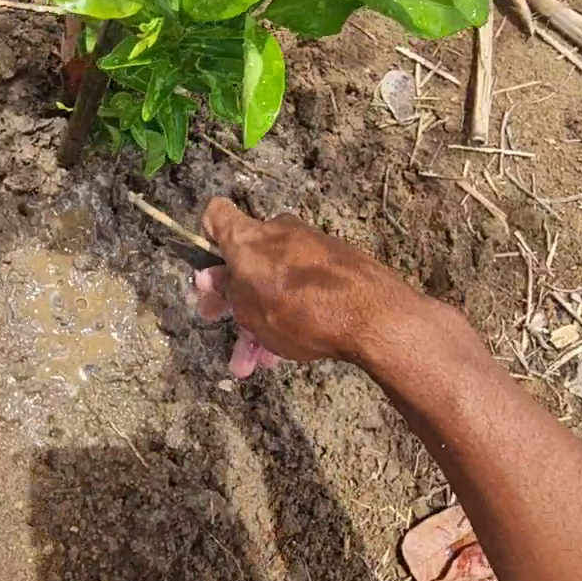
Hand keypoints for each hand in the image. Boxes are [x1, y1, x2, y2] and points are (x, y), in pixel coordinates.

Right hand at [192, 197, 420, 376]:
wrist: (375, 317)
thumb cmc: (299, 311)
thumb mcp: (249, 311)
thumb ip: (227, 294)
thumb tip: (208, 280)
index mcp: (248, 238)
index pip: (216, 215)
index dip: (206, 236)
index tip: (208, 268)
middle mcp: (278, 234)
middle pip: (245, 261)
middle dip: (232, 300)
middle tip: (221, 324)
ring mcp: (311, 249)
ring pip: (273, 284)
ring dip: (259, 323)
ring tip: (254, 364)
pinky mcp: (337, 267)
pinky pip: (300, 291)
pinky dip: (289, 318)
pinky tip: (284, 354)